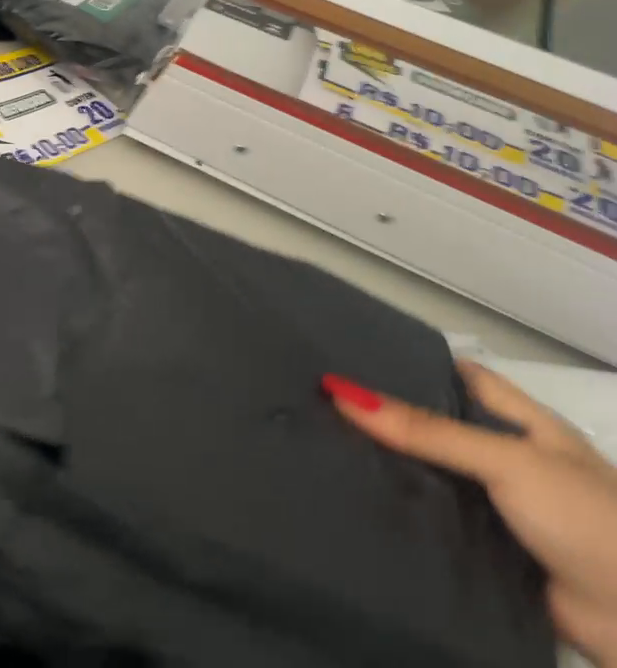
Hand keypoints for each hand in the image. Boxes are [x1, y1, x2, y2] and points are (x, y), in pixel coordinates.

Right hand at [324, 361, 616, 665]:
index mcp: (527, 427)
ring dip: (378, 463)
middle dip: (377, 414)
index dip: (409, 362)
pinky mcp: (477, 544)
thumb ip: (427, 430)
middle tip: (307, 396)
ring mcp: (493, 504)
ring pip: (422, 472)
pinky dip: (389, 506)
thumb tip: (337, 389)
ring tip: (308, 439)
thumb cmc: (590, 521)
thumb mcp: (510, 463)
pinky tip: (341, 493)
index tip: (344, 352)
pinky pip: (423, 516)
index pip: (461, 378)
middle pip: (431, 425)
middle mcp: (507, 460)